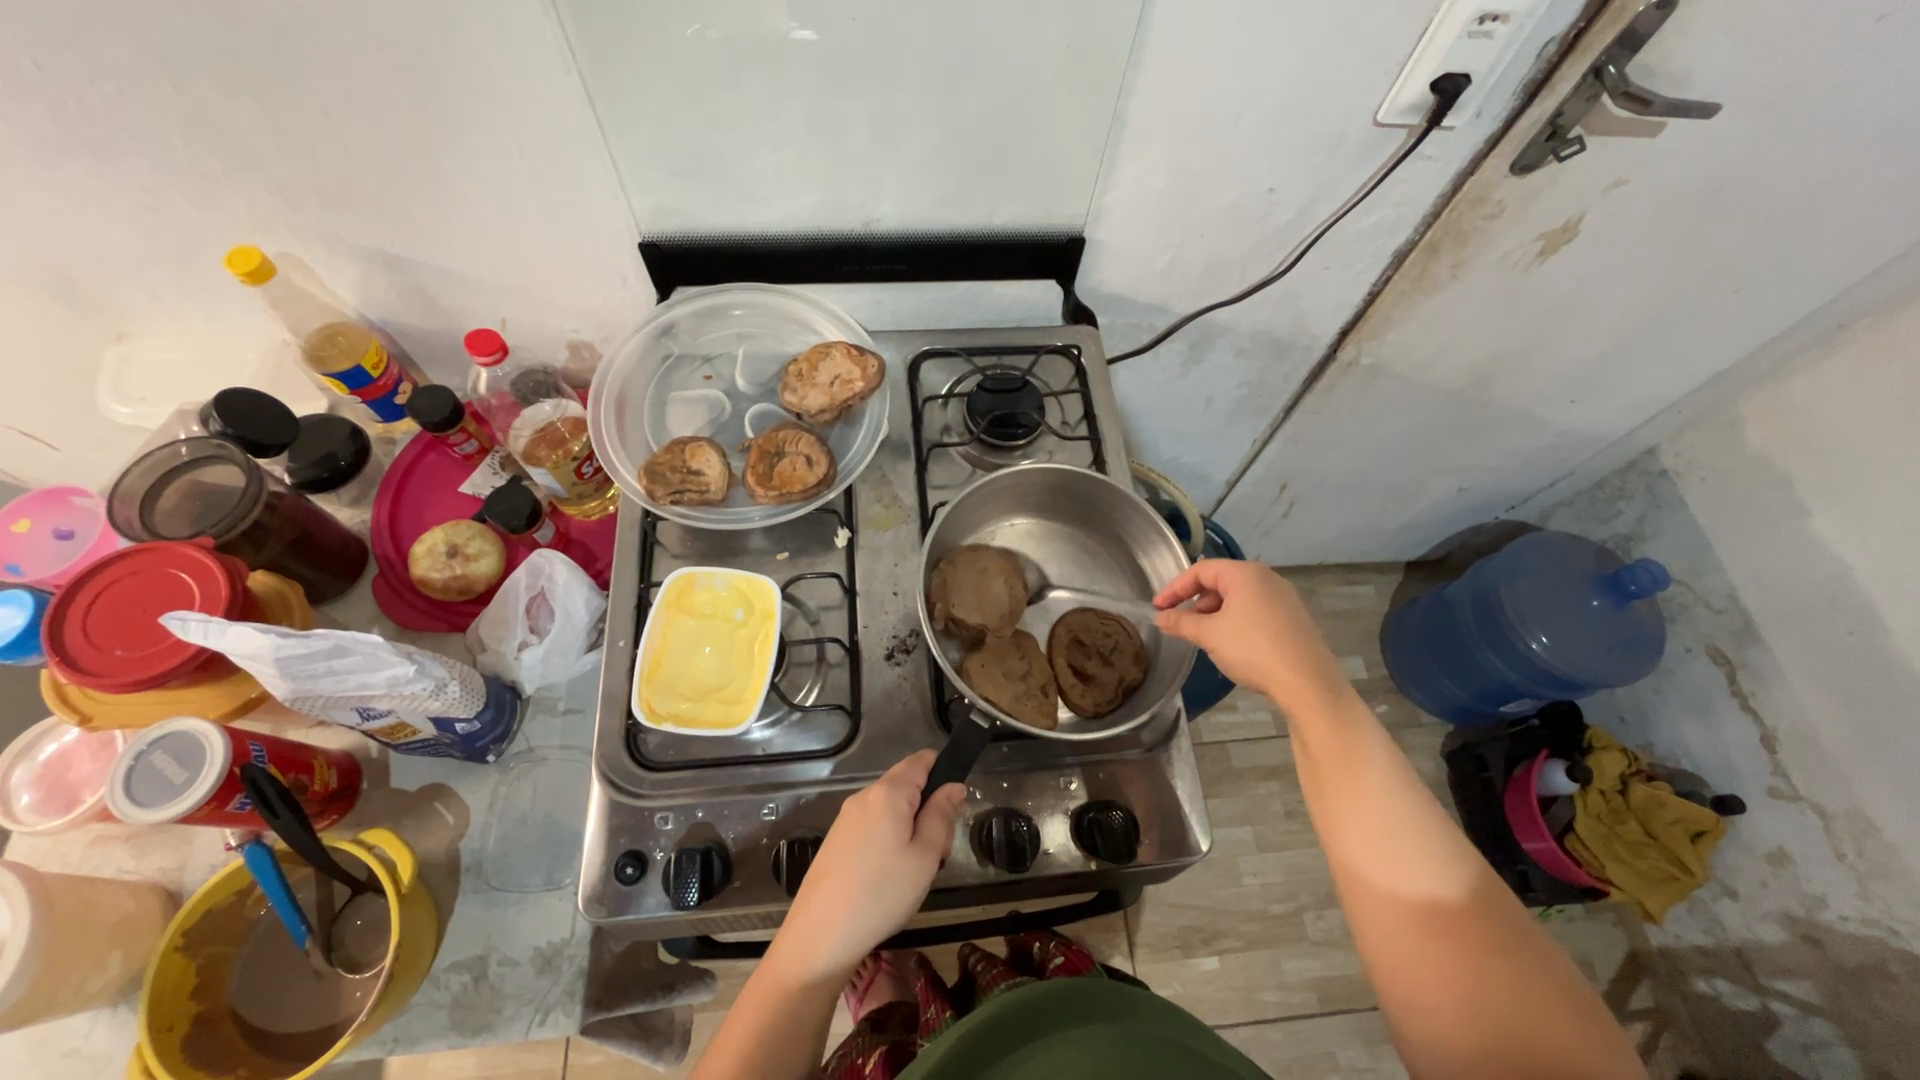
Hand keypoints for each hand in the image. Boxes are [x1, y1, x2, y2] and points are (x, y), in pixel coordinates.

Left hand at [771, 750, 965, 983]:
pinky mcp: (836, 842)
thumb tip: (952, 787)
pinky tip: (891, 879)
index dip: (944, 772)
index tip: (955, 807)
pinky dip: (890, 843)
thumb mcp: (925, 855)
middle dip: (929, 810)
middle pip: (906, 787)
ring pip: (891, 811)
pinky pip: (873, 828)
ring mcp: (846, 819)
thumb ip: (941, 815)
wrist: (822, 935)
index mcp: (888, 793)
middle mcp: (863, 797)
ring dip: (911, 831)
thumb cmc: (882, 892)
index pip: (921, 760)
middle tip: (938, 853)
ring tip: (916, 872)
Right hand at [1154, 559, 1349, 711]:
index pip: (1200, 570)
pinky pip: (1255, 610)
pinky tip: (1231, 644)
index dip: (1175, 588)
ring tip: (1205, 636)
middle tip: (1181, 624)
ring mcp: (1284, 598)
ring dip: (1215, 613)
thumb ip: (1181, 623)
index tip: (1158, 608)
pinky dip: (1236, 620)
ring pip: (1239, 597)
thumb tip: (1161, 618)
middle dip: (1196, 601)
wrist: (1307, 682)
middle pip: (1221, 581)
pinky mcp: (1293, 618)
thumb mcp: (1209, 635)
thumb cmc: (1253, 649)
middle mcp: (1267, 578)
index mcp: (1245, 574)